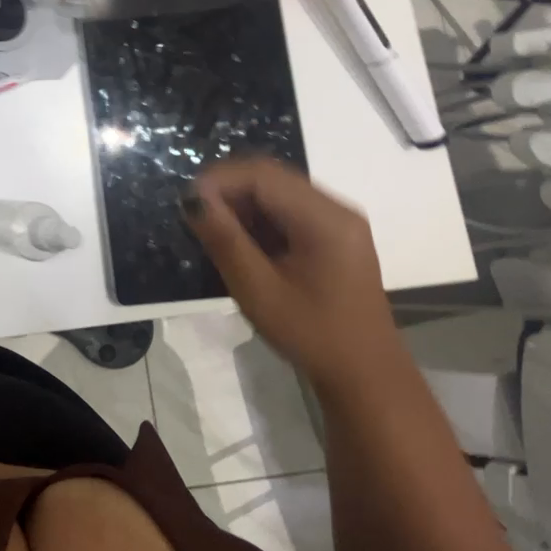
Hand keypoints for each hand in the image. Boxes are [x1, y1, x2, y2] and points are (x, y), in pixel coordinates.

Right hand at [185, 158, 404, 393]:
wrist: (365, 375)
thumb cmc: (310, 334)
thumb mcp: (257, 288)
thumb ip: (224, 238)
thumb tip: (191, 197)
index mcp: (325, 219)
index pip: (261, 175)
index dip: (217, 180)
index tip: (185, 205)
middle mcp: (335, 209)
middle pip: (269, 176)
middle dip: (225, 189)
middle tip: (194, 216)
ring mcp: (336, 221)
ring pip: (274, 190)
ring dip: (238, 202)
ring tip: (212, 230)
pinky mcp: (331, 234)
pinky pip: (285, 208)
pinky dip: (255, 216)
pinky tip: (240, 241)